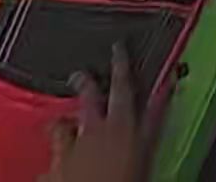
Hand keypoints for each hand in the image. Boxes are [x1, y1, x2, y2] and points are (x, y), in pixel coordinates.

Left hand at [42, 44, 164, 181]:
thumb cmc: (124, 179)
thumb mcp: (148, 145)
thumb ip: (156, 113)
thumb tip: (169, 83)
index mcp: (117, 122)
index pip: (121, 84)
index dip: (120, 63)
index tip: (118, 46)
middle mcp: (89, 133)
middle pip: (87, 100)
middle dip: (84, 83)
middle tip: (79, 74)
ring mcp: (65, 154)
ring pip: (61, 129)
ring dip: (62, 123)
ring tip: (59, 120)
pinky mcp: (48, 176)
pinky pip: (45, 165)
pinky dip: (49, 163)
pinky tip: (49, 167)